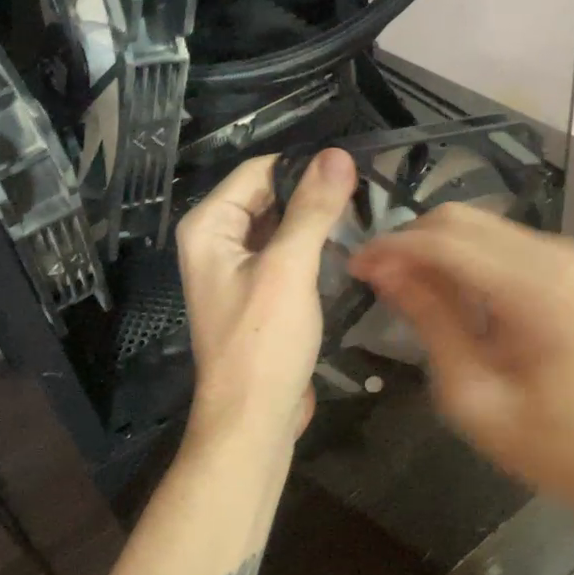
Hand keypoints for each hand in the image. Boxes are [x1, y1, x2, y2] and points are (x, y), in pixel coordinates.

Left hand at [174, 149, 355, 446]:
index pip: (257, 171)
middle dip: (311, 195)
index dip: (302, 166)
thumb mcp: (289, 269)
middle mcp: (214, 239)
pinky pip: (284, 254)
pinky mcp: (255, 292)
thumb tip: (336, 153)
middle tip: (365, 195)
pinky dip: (311, 249)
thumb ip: (311, 210)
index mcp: (208, 225)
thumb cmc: (263, 342)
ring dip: (314, 222)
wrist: (253, 420)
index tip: (353, 170)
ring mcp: (234, 267)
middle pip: (267, 196)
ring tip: (364, 217)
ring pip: (279, 225)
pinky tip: (347, 250)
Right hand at [349, 203, 573, 515]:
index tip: (352, 266)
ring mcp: (570, 255)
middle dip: (409, 241)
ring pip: (477, 224)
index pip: (444, 241)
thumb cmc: (551, 444)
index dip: (390, 247)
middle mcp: (557, 255)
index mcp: (536, 289)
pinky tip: (447, 291)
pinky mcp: (572, 265)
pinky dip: (462, 256)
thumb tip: (382, 269)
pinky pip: (499, 240)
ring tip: (403, 285)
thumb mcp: (473, 394)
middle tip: (374, 277)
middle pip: (459, 219)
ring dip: (433, 247)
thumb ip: (429, 320)